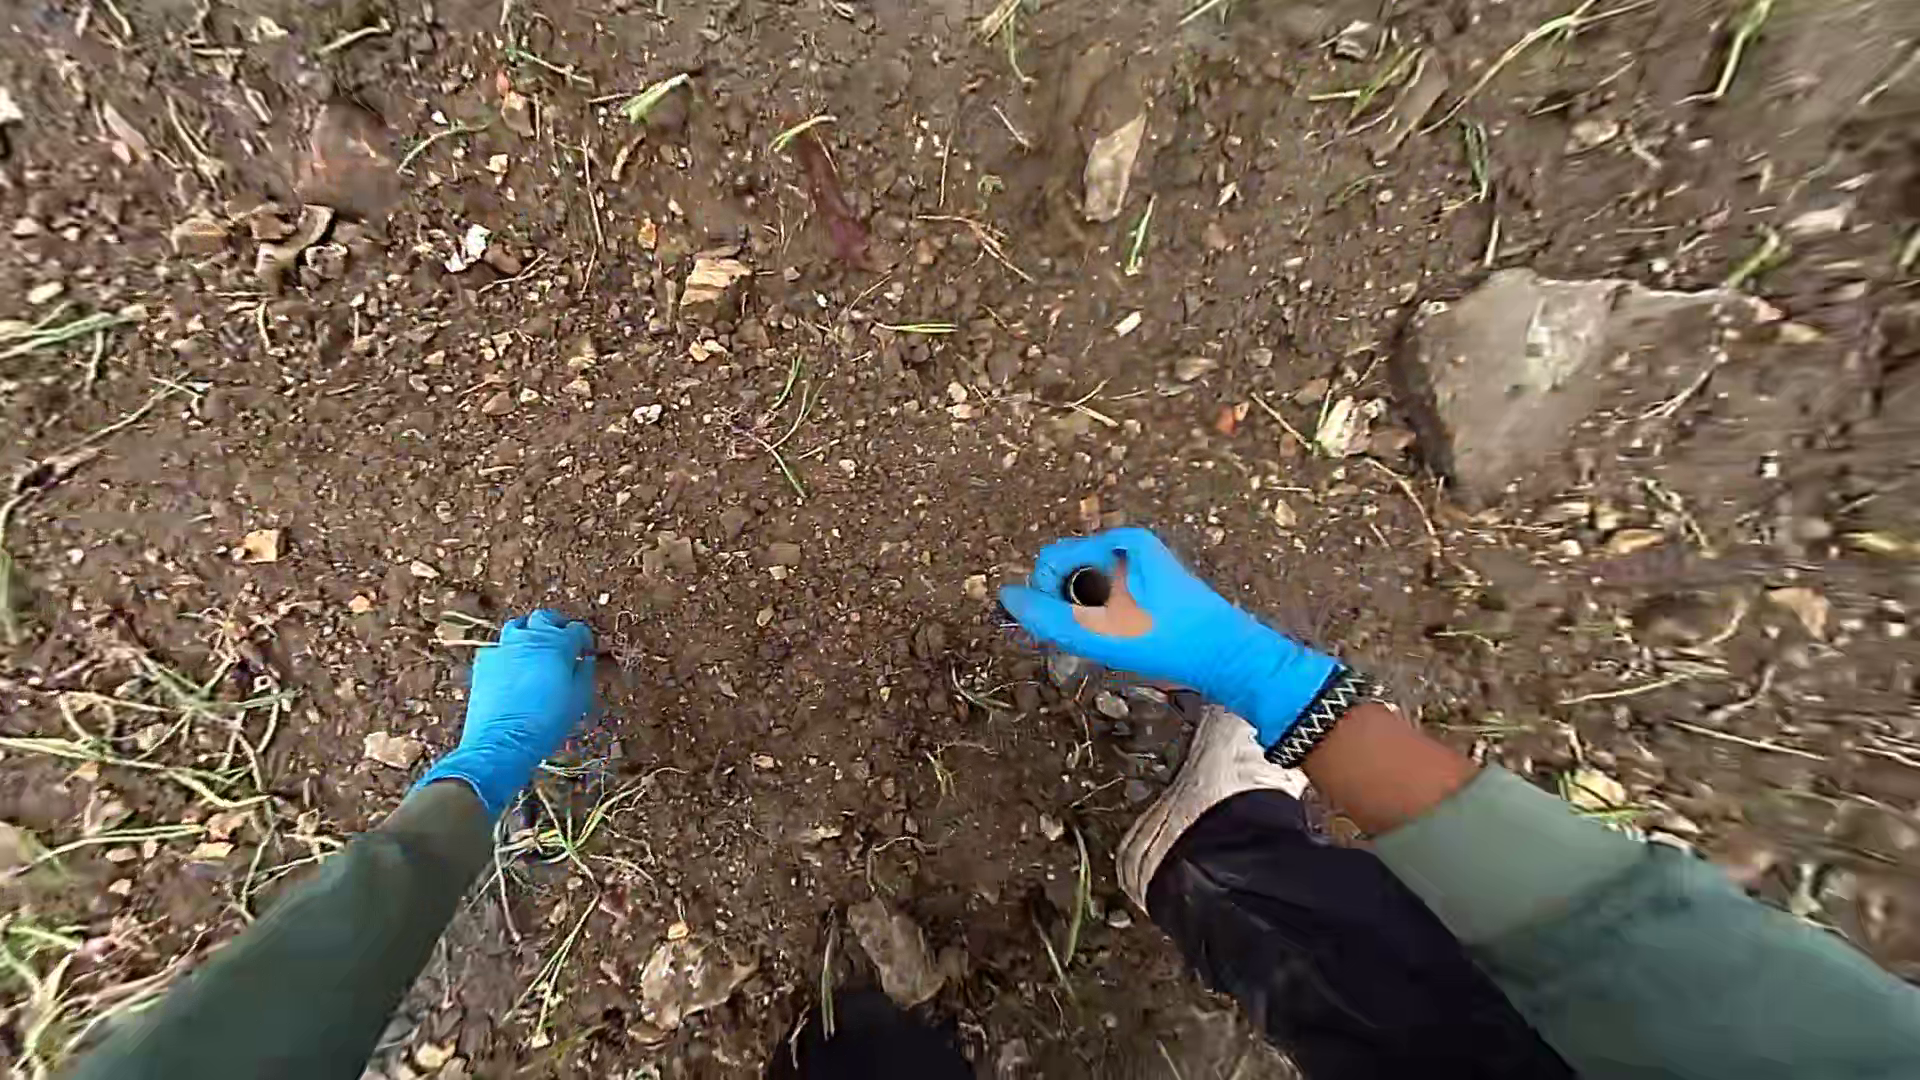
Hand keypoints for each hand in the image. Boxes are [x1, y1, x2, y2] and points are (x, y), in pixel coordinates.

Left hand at [414, 610, 595, 816]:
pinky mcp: (484, 664)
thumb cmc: (548, 719)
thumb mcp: (580, 695)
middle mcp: (530, 639)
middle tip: (563, 642)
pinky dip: (509, 652)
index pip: (576, 629)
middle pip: (544, 618)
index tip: (586, 653)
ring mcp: (503, 649)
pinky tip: (515, 669)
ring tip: (537, 650)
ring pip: (518, 627)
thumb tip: (585, 659)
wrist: (503, 741)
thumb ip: (584, 671)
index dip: (584, 640)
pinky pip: (499, 648)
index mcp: (557, 643)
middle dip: (557, 626)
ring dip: (530, 633)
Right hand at [998, 527, 1342, 747]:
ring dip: (1081, 616)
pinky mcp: (1145, 583)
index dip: (1045, 597)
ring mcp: (1137, 564)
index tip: (1062, 630)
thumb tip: (1005, 596)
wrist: (1231, 659)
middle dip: (1064, 607)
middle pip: (1067, 573)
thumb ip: (1046, 615)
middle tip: (1083, 641)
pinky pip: (1103, 595)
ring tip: (1104, 642)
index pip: (1051, 561)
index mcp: (1117, 542)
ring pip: (1083, 588)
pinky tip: (1118, 639)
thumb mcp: (1099, 631)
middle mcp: (1126, 546)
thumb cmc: (1167, 641)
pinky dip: (1098, 617)